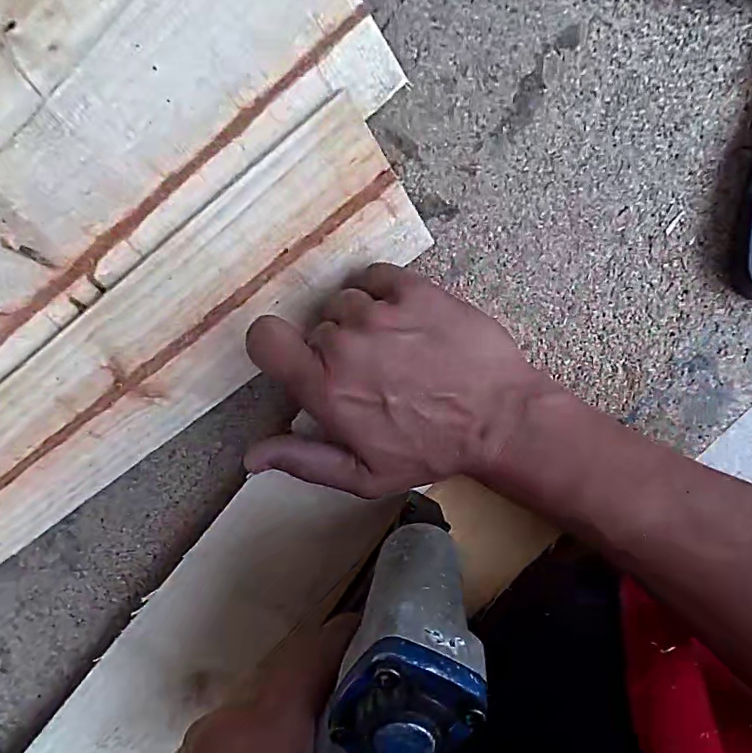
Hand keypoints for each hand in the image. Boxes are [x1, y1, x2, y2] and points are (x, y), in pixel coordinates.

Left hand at [62, 616, 396, 752]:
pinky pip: (246, 720)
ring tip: (352, 724)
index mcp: (264, 736)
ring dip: (312, 700)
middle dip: (342, 670)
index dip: (356, 631)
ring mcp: (199, 742)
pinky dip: (281, 722)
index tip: (394, 632)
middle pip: (294, 669)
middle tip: (386, 688)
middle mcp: (227, 723)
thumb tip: (401, 744)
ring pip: (271, 694)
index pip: (315, 651)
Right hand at [244, 264, 565, 497]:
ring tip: (398, 350)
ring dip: (363, 321)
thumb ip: (305, 461)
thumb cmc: (435, 450)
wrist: (500, 418)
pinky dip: (385, 294)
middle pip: (316, 325)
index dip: (276, 345)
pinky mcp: (415, 291)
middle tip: (375, 373)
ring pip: (347, 301)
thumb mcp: (367, 475)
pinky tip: (408, 322)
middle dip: (337, 347)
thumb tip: (252, 456)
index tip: (299, 357)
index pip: (263, 339)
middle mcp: (346, 343)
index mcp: (326, 388)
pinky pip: (377, 277)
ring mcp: (381, 312)